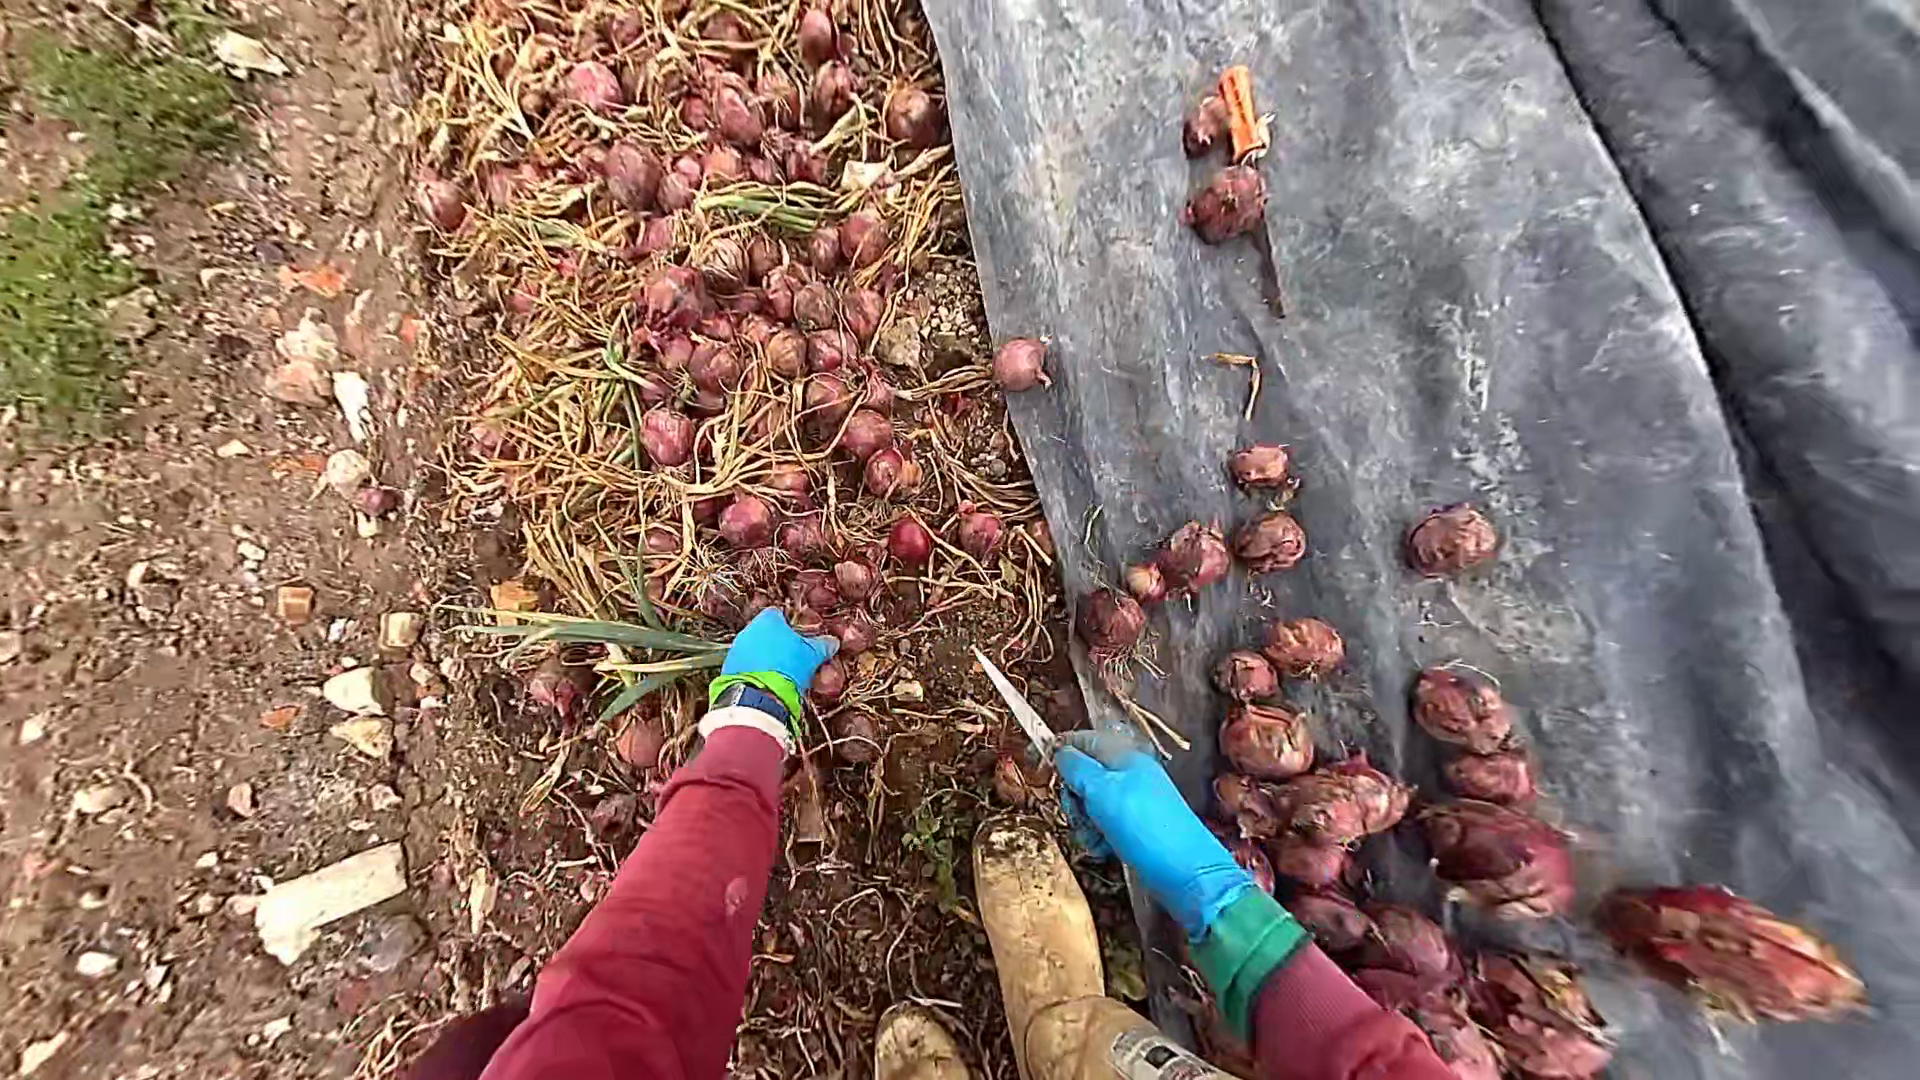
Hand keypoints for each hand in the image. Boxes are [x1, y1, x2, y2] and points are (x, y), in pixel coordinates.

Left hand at [711, 609, 838, 722]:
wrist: (758, 698)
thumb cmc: (787, 668)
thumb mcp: (812, 655)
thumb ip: (822, 646)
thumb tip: (832, 642)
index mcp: (767, 621)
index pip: (777, 614)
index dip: (789, 625)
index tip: (799, 638)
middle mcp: (748, 632)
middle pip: (765, 633)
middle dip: (778, 644)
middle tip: (793, 658)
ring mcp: (735, 651)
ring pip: (754, 650)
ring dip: (765, 659)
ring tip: (782, 675)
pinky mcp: (728, 671)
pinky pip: (745, 667)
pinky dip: (755, 673)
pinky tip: (767, 684)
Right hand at [1055, 730, 1253, 940]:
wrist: (1187, 874)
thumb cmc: (1142, 825)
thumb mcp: (1100, 790)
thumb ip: (1075, 766)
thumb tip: (1059, 750)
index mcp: (1123, 755)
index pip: (1083, 739)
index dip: (1061, 750)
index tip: (1042, 766)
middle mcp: (1128, 773)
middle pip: (1083, 773)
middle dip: (1073, 794)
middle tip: (1078, 812)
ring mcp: (1133, 800)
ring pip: (1091, 801)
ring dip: (1084, 819)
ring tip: (1093, 836)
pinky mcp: (1135, 826)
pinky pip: (1104, 822)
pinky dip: (1098, 834)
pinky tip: (1102, 848)